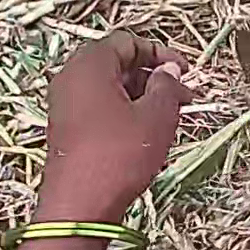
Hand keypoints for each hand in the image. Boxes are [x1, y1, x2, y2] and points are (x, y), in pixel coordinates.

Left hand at [25, 32, 190, 249]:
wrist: (79, 208)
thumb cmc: (119, 156)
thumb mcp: (155, 117)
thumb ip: (167, 85)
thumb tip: (169, 71)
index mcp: (89, 65)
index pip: (128, 42)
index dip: (161, 53)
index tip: (185, 72)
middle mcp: (70, 78)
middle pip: (118, 64)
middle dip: (153, 77)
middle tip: (182, 97)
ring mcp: (64, 105)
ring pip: (109, 89)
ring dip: (141, 97)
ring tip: (168, 118)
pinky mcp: (65, 130)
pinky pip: (98, 109)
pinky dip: (123, 113)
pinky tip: (144, 134)